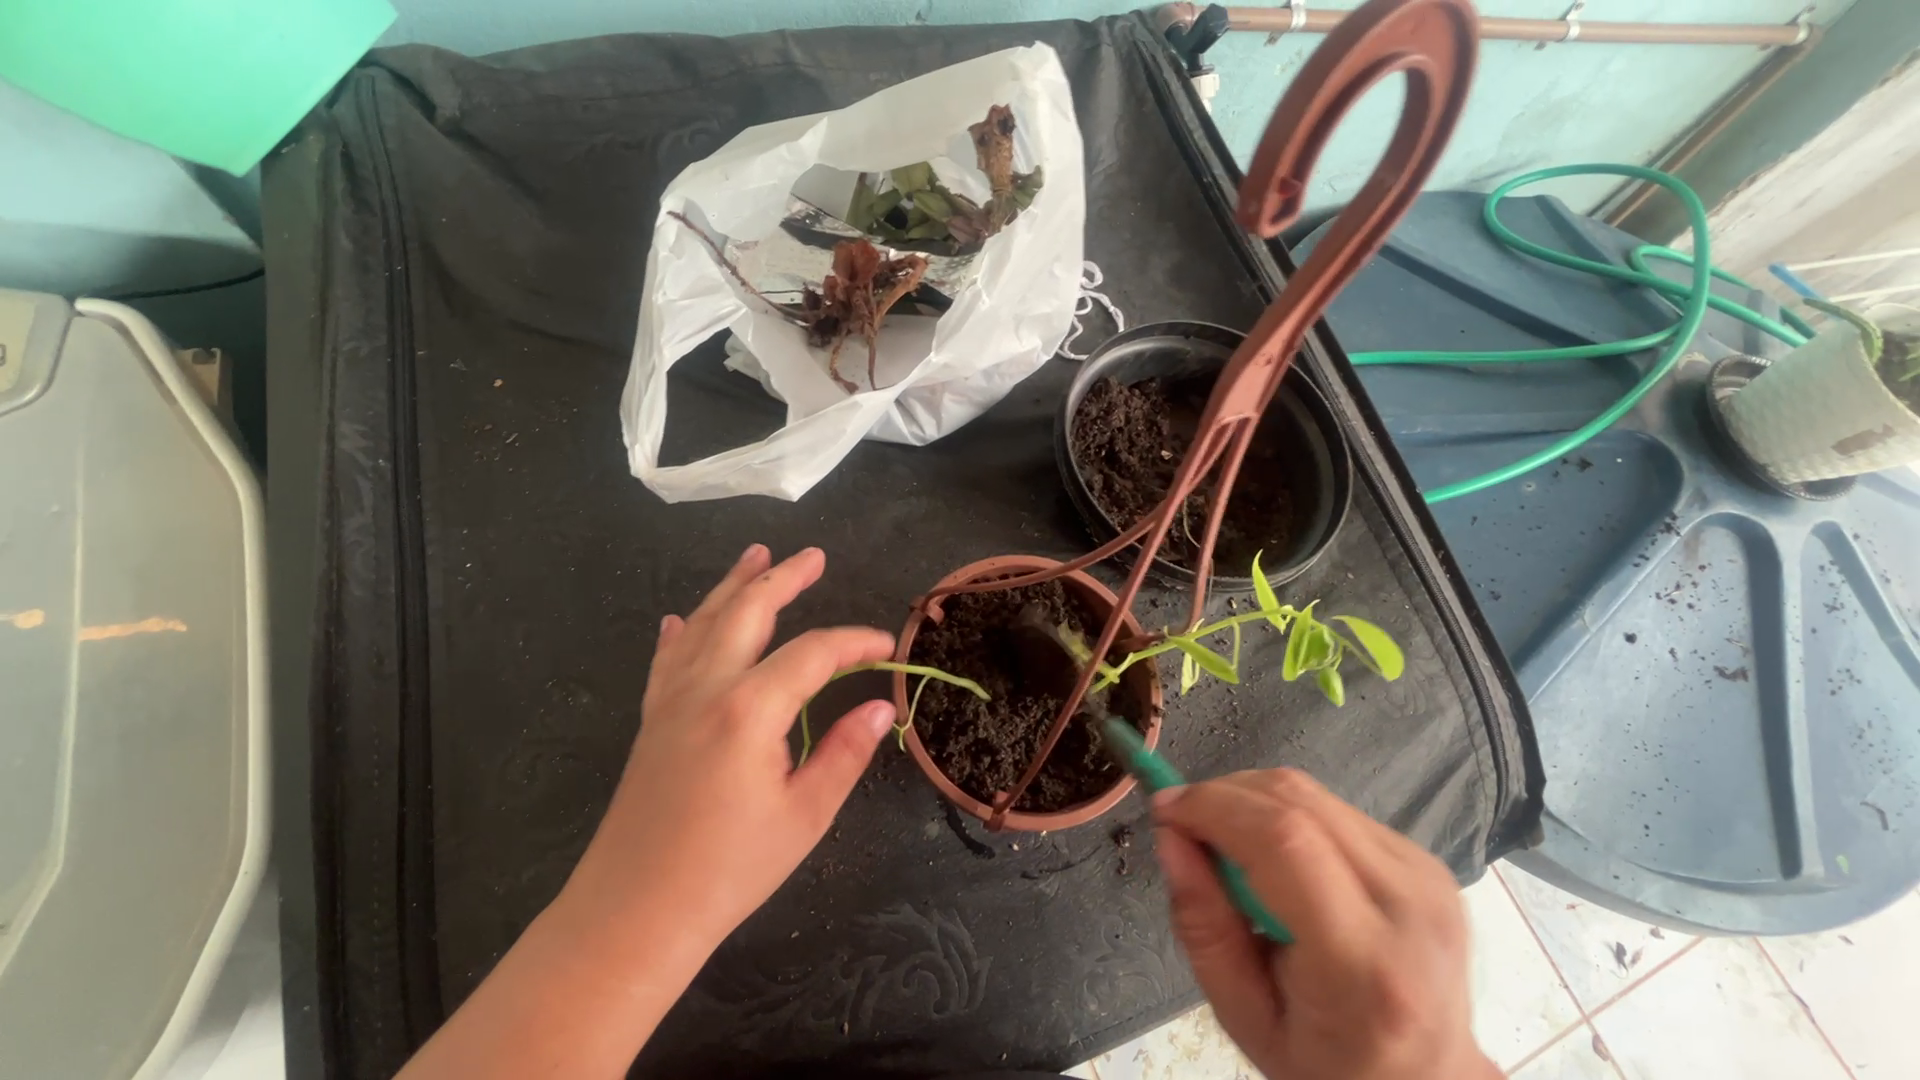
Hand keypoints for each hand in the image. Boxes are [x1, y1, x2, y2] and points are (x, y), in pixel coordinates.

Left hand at [564, 544, 895, 960]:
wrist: (634, 911)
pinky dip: (681, 631)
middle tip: (813, 556)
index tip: (886, 647)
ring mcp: (672, 699)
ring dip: (732, 585)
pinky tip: (681, 618)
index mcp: (750, 707)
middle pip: (748, 611)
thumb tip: (881, 707)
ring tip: (756, 554)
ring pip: (704, 623)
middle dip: (783, 578)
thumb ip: (845, 752)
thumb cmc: (729, 868)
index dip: (854, 643)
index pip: (813, 652)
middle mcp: (707, 686)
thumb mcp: (805, 815)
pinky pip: (667, 659)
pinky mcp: (652, 720)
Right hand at [1153, 769, 1497, 1079]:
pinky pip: (1333, 808)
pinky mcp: (1426, 859)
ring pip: (1312, 794)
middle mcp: (1408, 905)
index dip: (1215, 807)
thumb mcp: (1242, 1015)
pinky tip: (1272, 854)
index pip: (1285, 843)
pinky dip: (1283, 813)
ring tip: (1224, 841)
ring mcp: (1425, 875)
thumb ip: (1202, 926)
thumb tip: (1170, 835)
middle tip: (1183, 823)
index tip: (1164, 810)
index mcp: (1364, 965)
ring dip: (1250, 799)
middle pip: (1297, 803)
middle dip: (1222, 794)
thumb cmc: (1324, 1061)